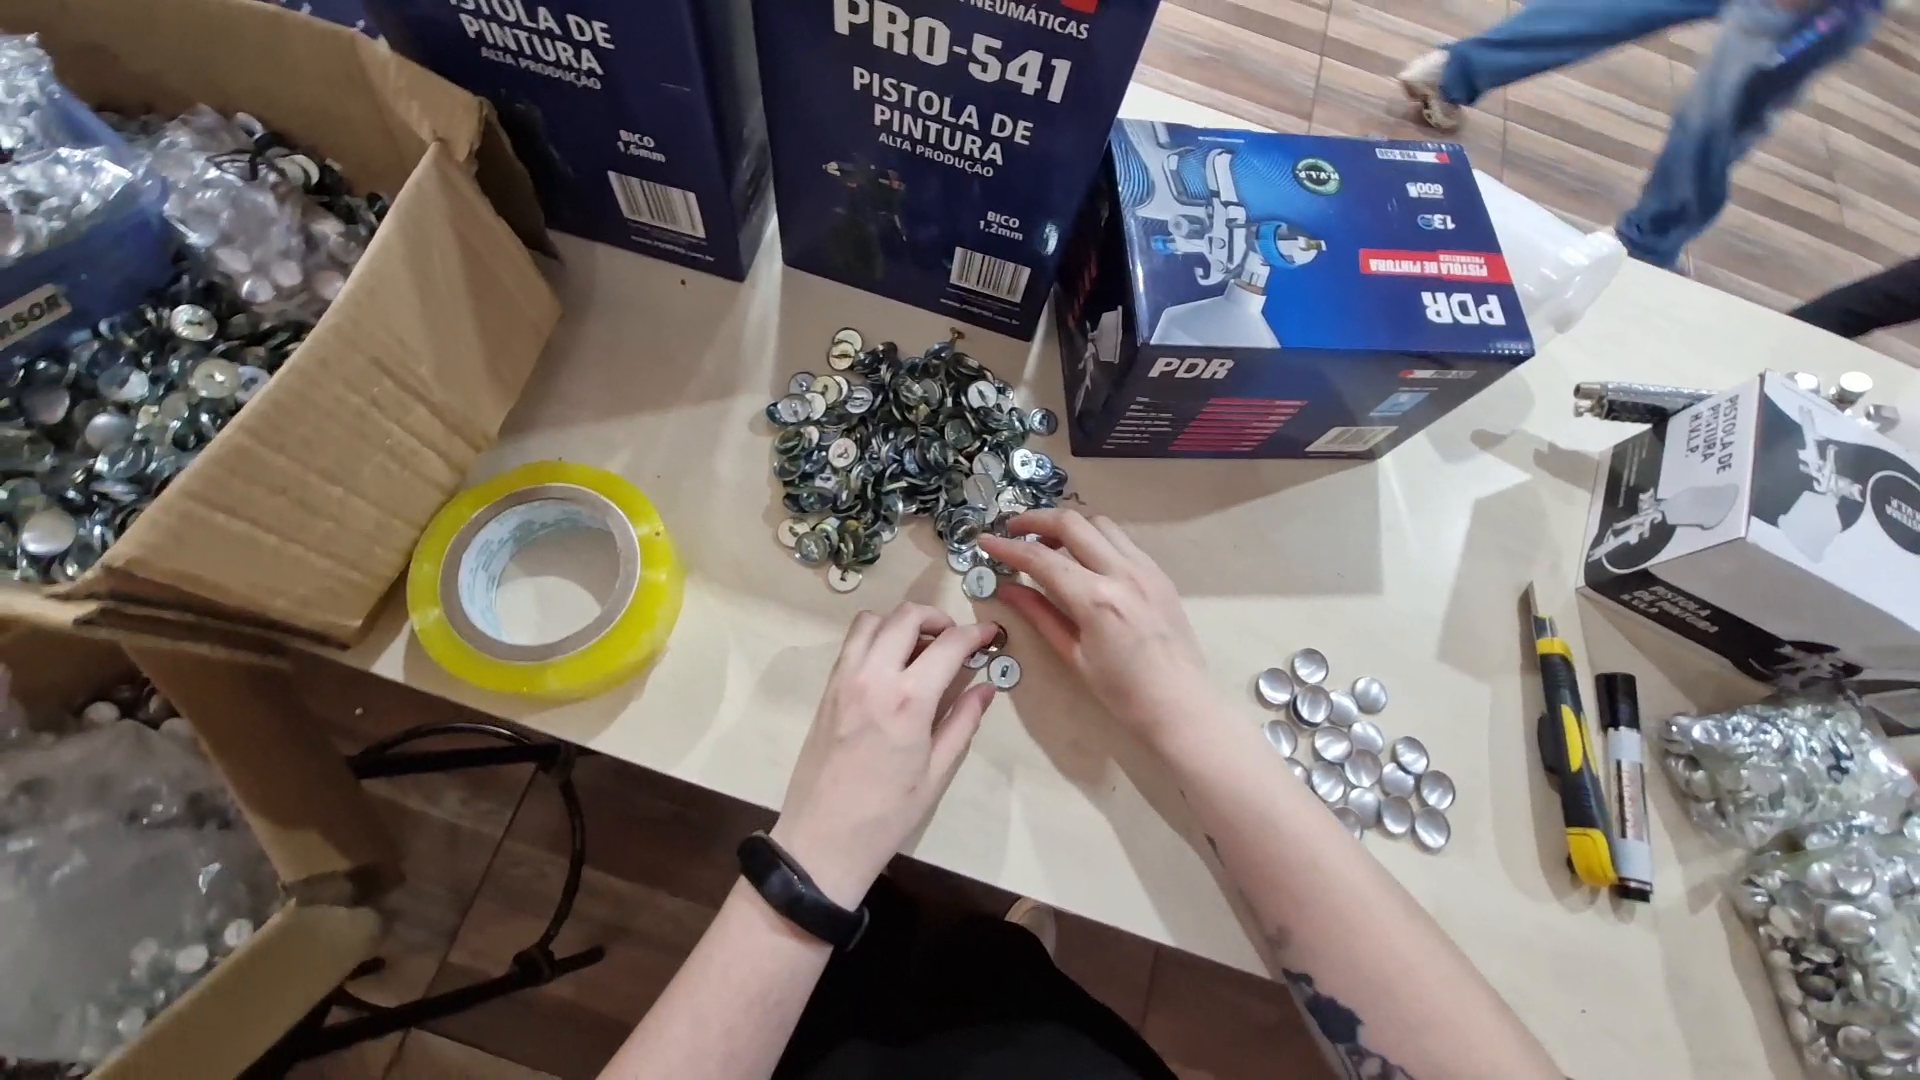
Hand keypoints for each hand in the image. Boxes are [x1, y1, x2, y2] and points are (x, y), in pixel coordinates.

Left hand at [772, 604, 999, 907]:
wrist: (821, 840)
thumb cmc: (887, 815)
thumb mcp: (936, 773)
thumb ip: (963, 722)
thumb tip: (987, 687)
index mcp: (908, 700)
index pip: (949, 644)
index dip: (976, 633)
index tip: (990, 635)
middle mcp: (873, 677)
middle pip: (907, 616)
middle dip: (939, 618)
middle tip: (956, 640)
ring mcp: (844, 679)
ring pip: (873, 620)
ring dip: (902, 622)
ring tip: (921, 648)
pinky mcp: (827, 688)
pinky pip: (852, 642)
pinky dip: (876, 636)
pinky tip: (892, 665)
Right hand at [977, 510, 1222, 745]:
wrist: (1182, 705)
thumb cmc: (1123, 693)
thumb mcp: (1073, 656)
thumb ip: (1039, 615)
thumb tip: (1005, 590)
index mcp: (1096, 599)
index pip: (1041, 559)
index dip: (1008, 548)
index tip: (985, 541)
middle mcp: (1122, 573)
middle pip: (1072, 523)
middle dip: (1036, 520)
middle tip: (1012, 531)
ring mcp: (1145, 569)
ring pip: (1100, 523)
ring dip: (1069, 526)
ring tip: (1048, 545)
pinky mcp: (1159, 573)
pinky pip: (1122, 540)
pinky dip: (1096, 538)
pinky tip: (1084, 559)